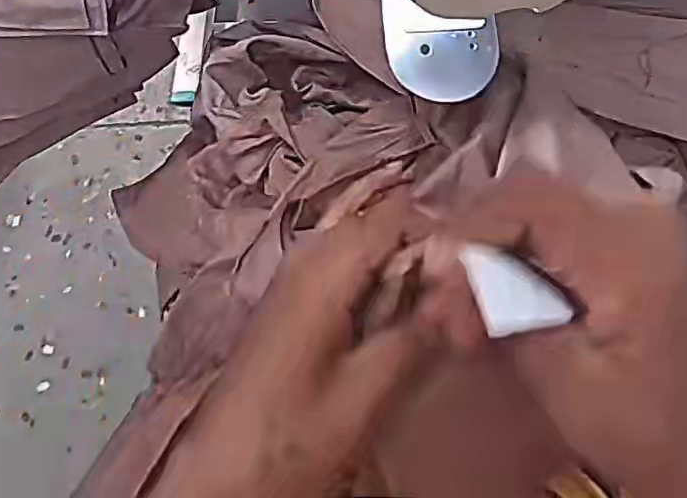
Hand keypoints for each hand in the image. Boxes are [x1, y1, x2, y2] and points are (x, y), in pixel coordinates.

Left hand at [152, 199, 439, 497]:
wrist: (221, 473)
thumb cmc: (290, 436)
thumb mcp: (363, 394)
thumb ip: (414, 334)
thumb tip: (458, 286)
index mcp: (323, 267)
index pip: (393, 215)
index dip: (435, 233)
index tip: (465, 271)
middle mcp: (307, 254)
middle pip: (377, 223)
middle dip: (417, 251)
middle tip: (446, 297)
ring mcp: (296, 272)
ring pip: (362, 242)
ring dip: (396, 267)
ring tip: (421, 309)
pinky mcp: (294, 294)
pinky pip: (344, 264)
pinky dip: (373, 278)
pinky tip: (387, 312)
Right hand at [440, 173, 686, 497]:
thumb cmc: (656, 440)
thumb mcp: (568, 385)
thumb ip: (503, 311)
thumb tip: (443, 267)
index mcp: (629, 252)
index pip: (526, 206)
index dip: (470, 232)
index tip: (431, 273)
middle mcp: (635, 217)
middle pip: (528, 193)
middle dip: (474, 236)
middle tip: (440, 290)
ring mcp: (636, 223)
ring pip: (536, 202)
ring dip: (491, 241)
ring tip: (461, 298)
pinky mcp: (631, 239)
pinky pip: (556, 222)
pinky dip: (518, 248)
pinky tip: (496, 288)